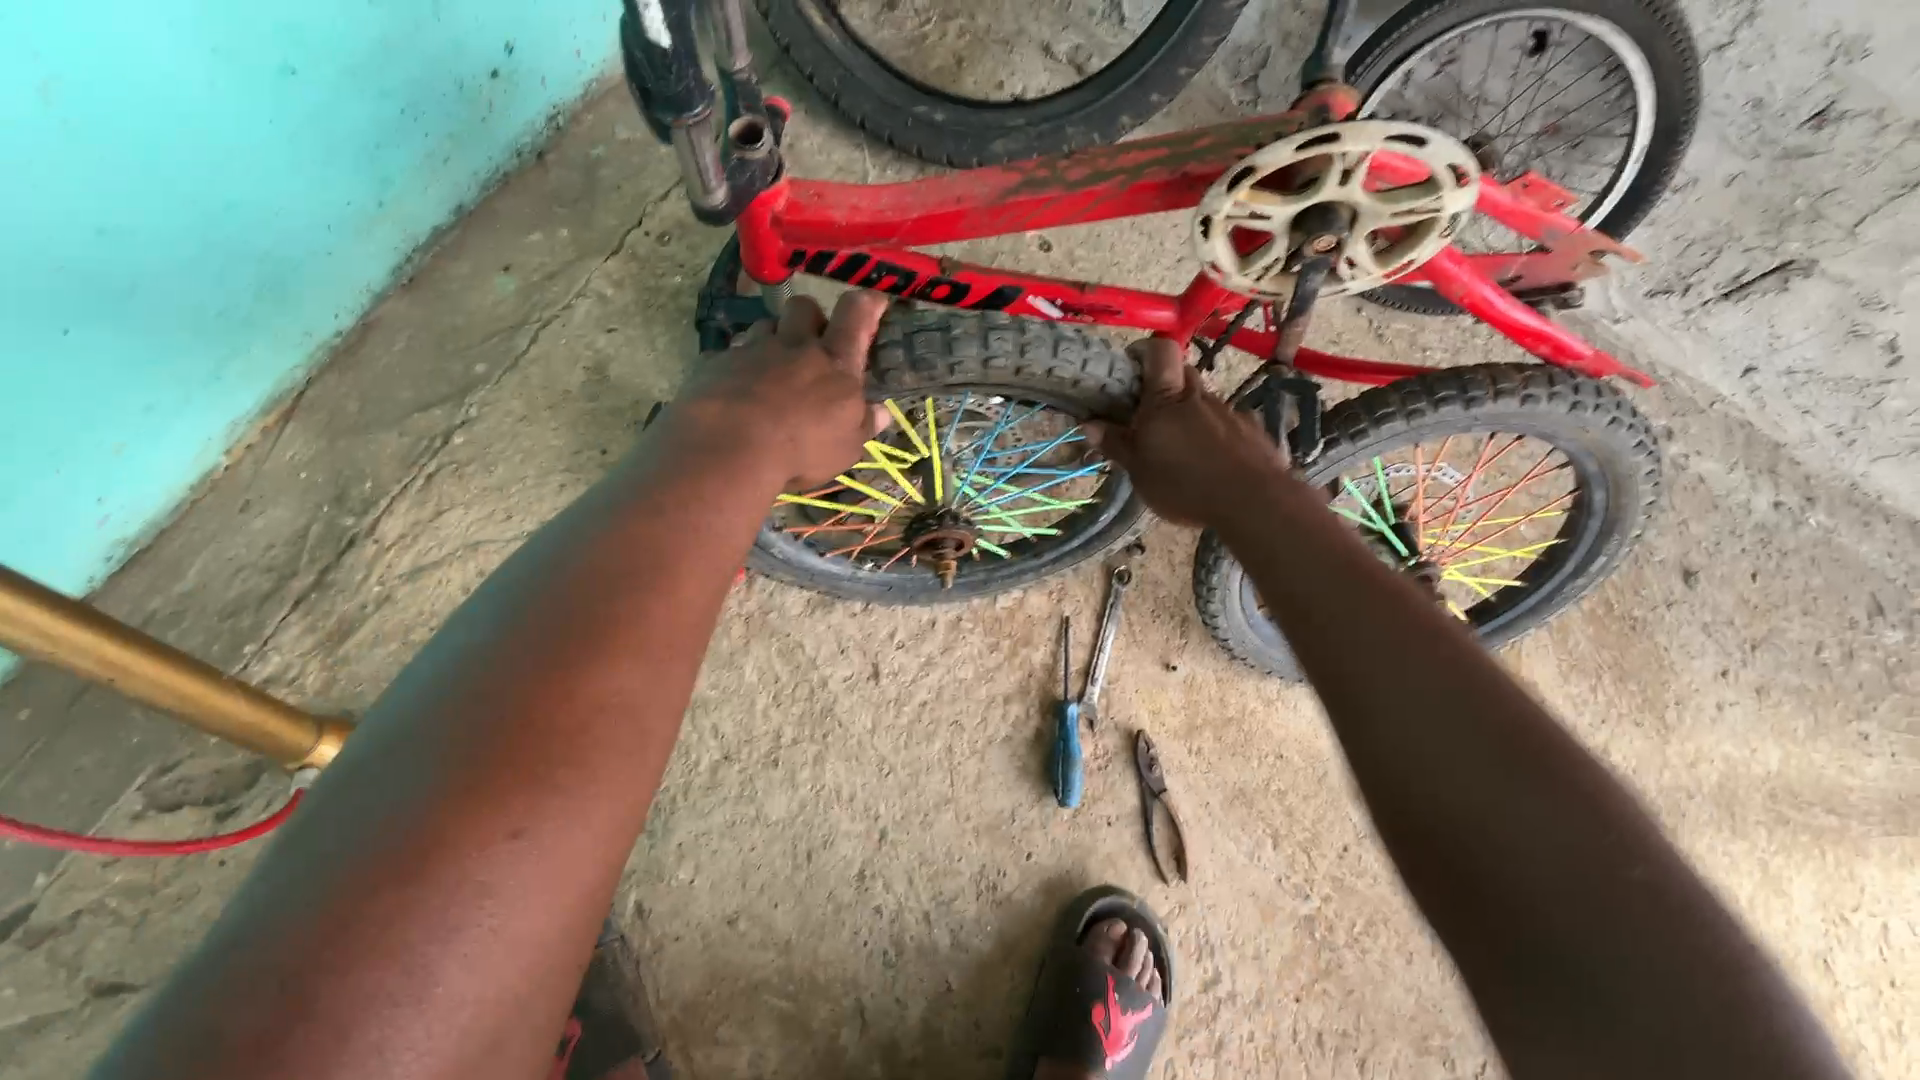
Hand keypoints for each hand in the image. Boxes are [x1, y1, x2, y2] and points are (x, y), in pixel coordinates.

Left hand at [666, 291, 889, 488]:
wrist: (729, 446)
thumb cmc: (800, 449)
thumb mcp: (845, 448)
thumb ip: (863, 425)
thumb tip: (880, 411)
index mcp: (835, 364)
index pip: (856, 316)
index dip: (867, 303)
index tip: (874, 299)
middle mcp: (795, 346)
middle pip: (804, 307)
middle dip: (811, 316)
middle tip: (812, 340)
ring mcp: (753, 350)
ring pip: (765, 326)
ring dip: (772, 339)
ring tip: (771, 368)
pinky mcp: (717, 362)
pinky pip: (731, 353)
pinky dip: (738, 366)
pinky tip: (736, 390)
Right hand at [1085, 338, 1292, 526]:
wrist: (1254, 503)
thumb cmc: (1185, 486)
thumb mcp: (1140, 472)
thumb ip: (1116, 445)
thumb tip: (1089, 424)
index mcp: (1165, 400)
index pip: (1159, 350)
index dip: (1145, 351)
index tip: (1132, 371)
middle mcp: (1199, 396)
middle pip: (1182, 373)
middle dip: (1165, 387)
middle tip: (1150, 417)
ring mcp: (1229, 411)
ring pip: (1204, 401)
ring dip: (1191, 416)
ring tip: (1182, 451)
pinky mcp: (1252, 431)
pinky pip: (1228, 424)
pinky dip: (1216, 436)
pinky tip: (1214, 464)